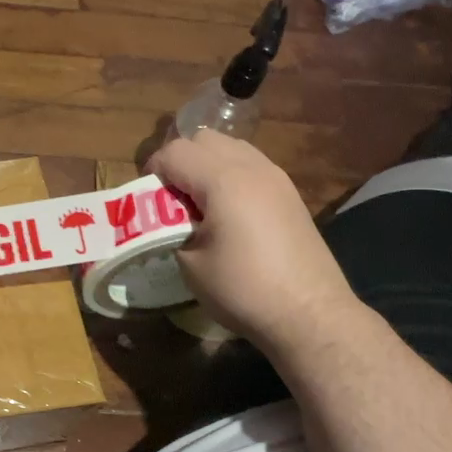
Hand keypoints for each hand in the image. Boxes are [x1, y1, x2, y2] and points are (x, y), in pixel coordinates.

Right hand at [148, 129, 361, 347]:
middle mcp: (252, 167)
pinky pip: (250, 167)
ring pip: (230, 149)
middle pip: (204, 140)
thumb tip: (170, 222)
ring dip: (206, 168)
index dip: (153, 172)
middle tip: (169, 202)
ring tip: (198, 209)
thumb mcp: (190, 265)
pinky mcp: (288, 194)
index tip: (145, 201)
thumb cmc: (241, 289)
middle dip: (179, 163)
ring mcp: (276, 177)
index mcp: (223, 180)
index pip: (175, 152)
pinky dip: (229, 178)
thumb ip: (172, 231)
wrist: (306, 311)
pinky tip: (226, 216)